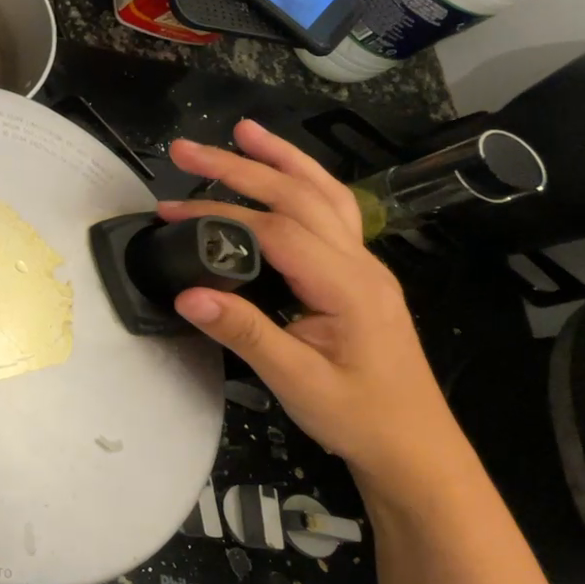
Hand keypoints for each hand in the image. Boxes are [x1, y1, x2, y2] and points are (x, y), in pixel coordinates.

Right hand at [161, 120, 459, 487]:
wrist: (416, 451)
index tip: (168, 216)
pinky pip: (330, 212)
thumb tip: (186, 295)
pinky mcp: (355, 276)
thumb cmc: (359, 417)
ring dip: (282, 159)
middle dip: (241, 166)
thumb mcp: (295, 382)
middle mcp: (360, 265)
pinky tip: (282, 173)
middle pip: (299, 197)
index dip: (219, 216)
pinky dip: (302, 181)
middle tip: (184, 150)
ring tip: (243, 132)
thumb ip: (243, 333)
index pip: (276, 231)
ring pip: (324, 195)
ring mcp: (363, 267)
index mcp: (348, 287)